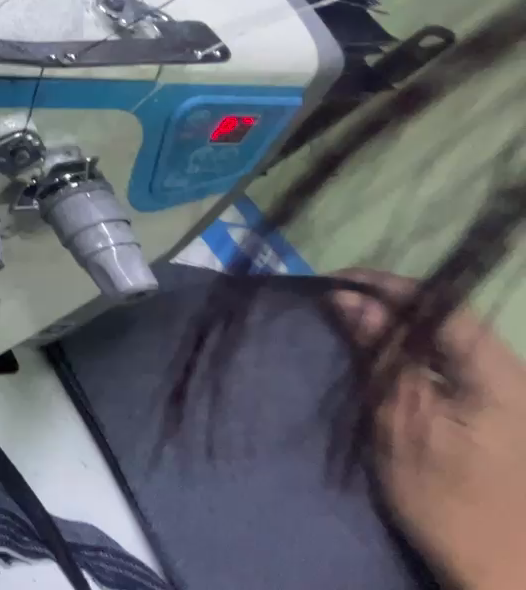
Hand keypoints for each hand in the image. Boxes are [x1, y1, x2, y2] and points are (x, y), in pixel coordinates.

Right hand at [330, 269, 525, 589]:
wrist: (501, 570)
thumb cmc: (446, 496)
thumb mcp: (399, 421)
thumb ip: (379, 355)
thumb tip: (348, 298)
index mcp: (500, 378)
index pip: (444, 308)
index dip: (389, 286)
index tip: (333, 280)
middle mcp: (515, 379)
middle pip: (451, 321)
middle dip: (390, 304)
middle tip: (333, 301)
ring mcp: (511, 399)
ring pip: (452, 341)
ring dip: (400, 327)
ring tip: (350, 324)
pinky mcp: (501, 416)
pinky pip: (456, 363)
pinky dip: (415, 351)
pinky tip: (383, 358)